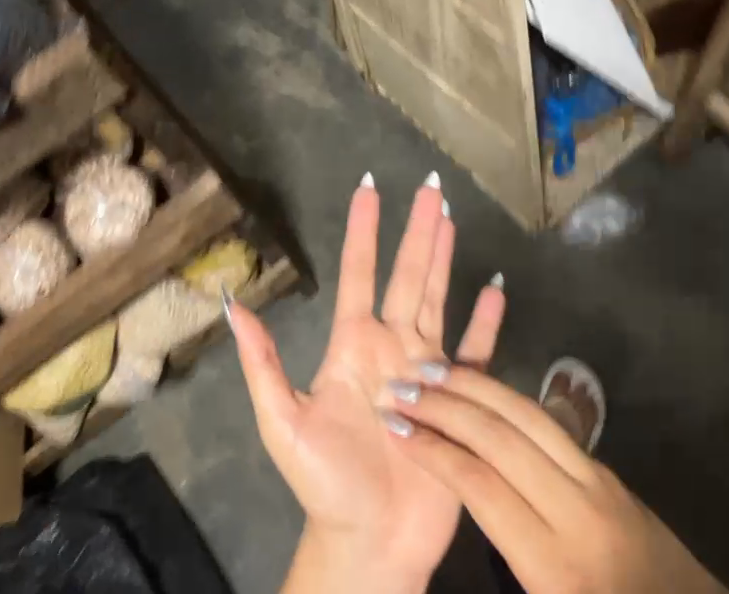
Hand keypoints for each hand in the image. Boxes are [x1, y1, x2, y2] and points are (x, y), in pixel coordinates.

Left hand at [227, 174, 505, 592]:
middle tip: (432, 188)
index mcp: (351, 345)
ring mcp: (426, 371)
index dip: (363, 232)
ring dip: (446, 260)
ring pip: (438, 300)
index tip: (369, 190)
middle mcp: (390, 347)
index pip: (359, 274)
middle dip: (417, 231)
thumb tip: (234, 304)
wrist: (368, 541)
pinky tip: (494, 291)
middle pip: (407, 276)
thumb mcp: (282, 420)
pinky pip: (475, 353)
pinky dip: (485, 322)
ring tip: (453, 219)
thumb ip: (263, 361)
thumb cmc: (323, 482)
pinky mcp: (457, 401)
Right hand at [384, 365, 728, 593]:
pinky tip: (479, 388)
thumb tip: (457, 496)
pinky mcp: (607, 470)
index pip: (480, 485)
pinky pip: (549, 423)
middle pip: (500, 439)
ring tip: (432, 371)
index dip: (432, 451)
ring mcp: (597, 483)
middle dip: (444, 407)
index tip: (394, 428)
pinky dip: (505, 398)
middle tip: (400, 386)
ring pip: (527, 417)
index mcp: (555, 564)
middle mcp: (576, 511)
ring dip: (474, 387)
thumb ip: (500, 558)